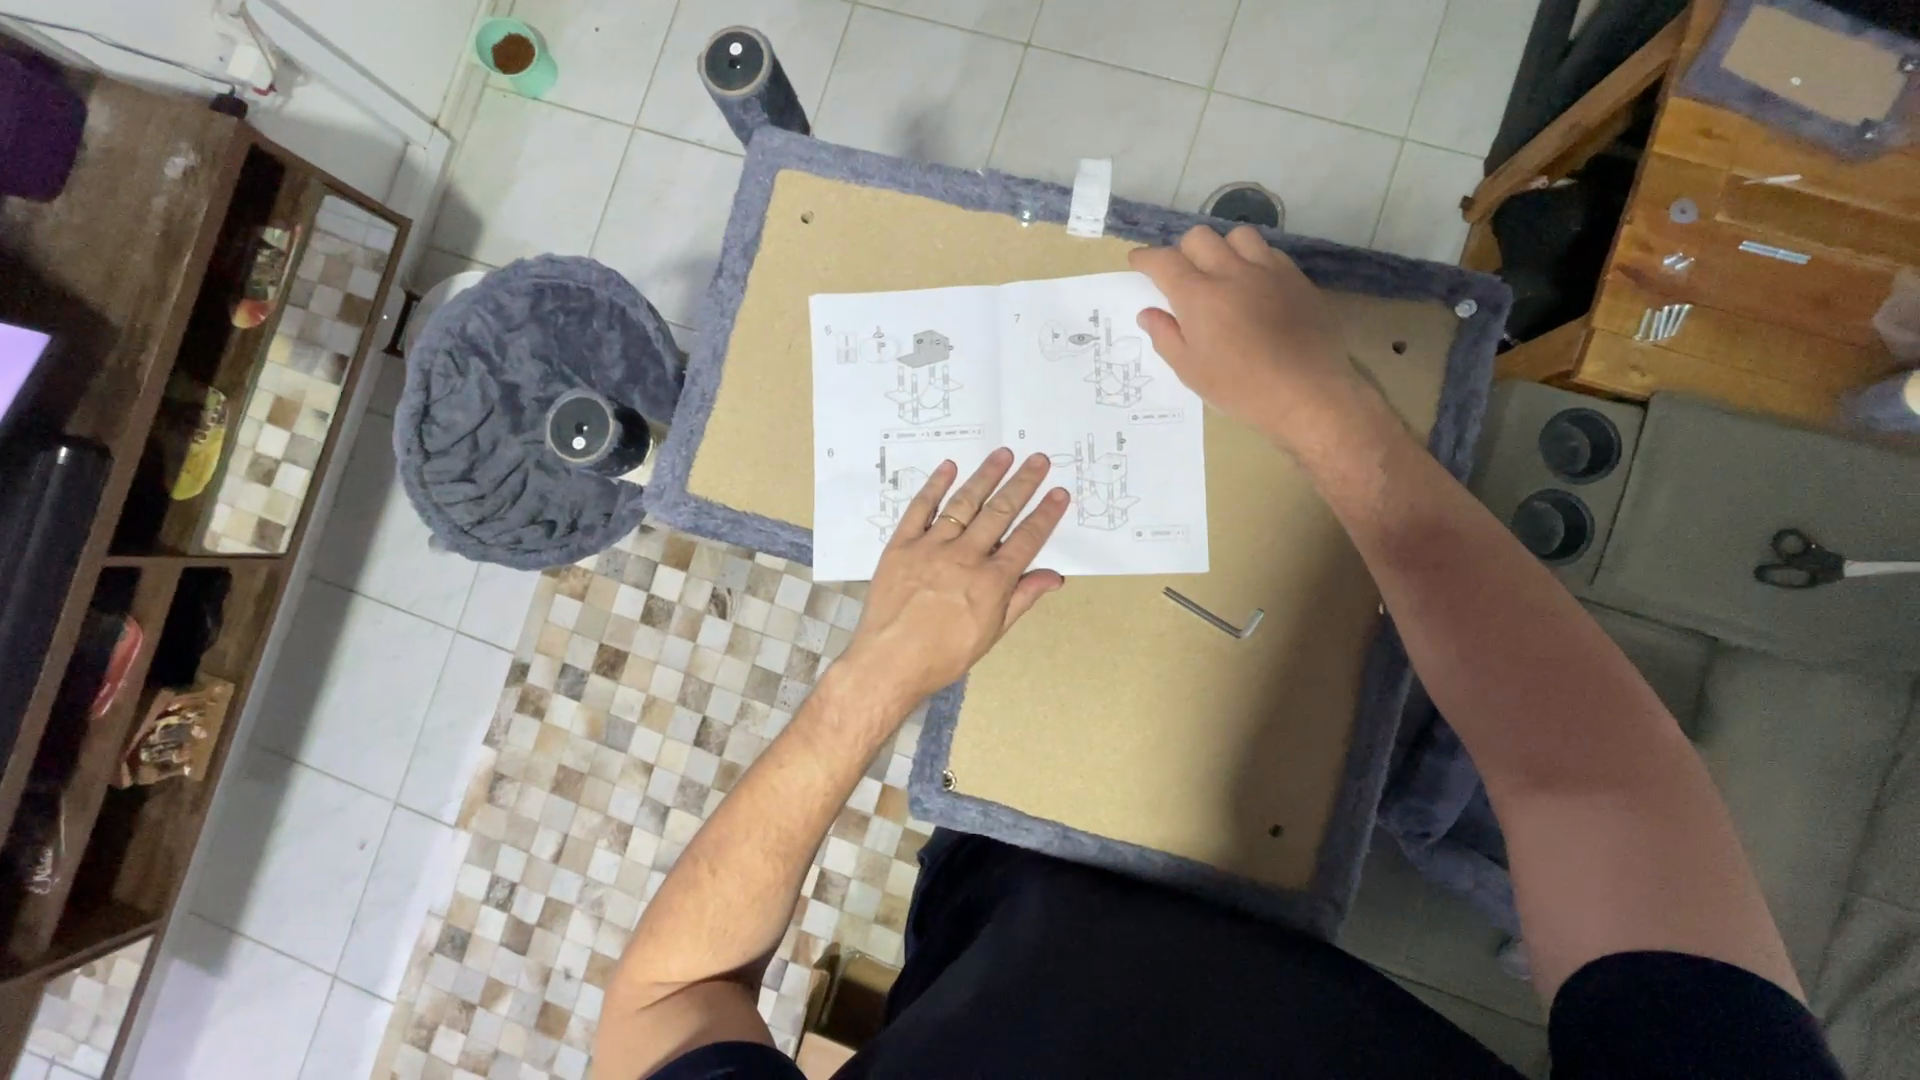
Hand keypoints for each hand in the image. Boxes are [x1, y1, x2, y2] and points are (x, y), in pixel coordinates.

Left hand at [841, 449, 1069, 708]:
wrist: (888, 663)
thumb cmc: (943, 656)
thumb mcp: (991, 633)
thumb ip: (1021, 598)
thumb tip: (1053, 577)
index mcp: (990, 582)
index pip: (1027, 540)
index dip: (1045, 514)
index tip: (1059, 493)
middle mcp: (964, 558)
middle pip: (999, 513)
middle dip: (1022, 484)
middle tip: (1038, 460)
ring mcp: (930, 548)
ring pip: (963, 504)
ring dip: (985, 477)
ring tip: (1003, 454)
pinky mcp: (901, 546)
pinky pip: (920, 509)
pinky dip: (934, 486)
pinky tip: (948, 467)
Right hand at [1129, 225, 1361, 451]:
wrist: (1305, 393)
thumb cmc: (1239, 388)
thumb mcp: (1190, 370)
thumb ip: (1165, 336)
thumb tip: (1148, 313)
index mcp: (1199, 297)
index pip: (1164, 262)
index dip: (1146, 257)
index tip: (1138, 260)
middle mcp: (1231, 272)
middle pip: (1199, 237)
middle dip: (1182, 250)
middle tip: (1180, 274)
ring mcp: (1268, 271)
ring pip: (1237, 235)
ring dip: (1221, 248)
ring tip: (1220, 271)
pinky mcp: (1295, 278)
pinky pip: (1269, 251)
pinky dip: (1252, 258)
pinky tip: (1252, 282)